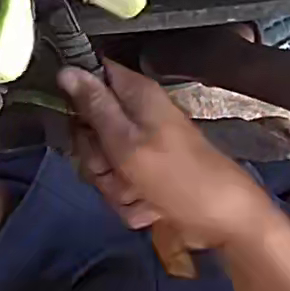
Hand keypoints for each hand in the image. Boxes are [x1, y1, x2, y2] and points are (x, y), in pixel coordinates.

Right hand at [58, 60, 282, 250]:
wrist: (223, 221)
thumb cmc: (178, 176)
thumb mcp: (127, 141)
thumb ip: (94, 106)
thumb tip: (66, 69)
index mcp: (135, 94)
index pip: (92, 75)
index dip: (76, 97)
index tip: (78, 123)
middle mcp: (137, 115)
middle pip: (89, 129)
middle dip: (96, 158)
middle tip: (114, 166)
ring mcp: (141, 148)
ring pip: (101, 164)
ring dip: (114, 186)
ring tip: (139, 191)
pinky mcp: (145, 176)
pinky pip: (118, 187)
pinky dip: (130, 202)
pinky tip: (149, 206)